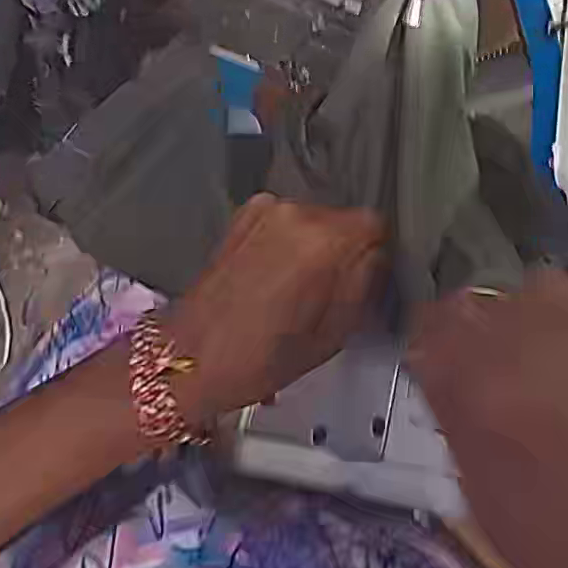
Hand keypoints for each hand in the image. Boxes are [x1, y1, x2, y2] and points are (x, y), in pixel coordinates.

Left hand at [166, 194, 383, 421]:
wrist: (189, 356)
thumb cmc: (256, 358)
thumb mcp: (331, 334)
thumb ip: (364, 284)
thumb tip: (377, 257)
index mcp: (322, 243)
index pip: (375, 223)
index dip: (378, 249)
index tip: (371, 270)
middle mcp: (295, 214)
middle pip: (345, 218)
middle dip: (346, 248)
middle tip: (333, 286)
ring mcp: (267, 209)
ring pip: (317, 217)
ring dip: (317, 242)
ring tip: (300, 283)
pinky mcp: (246, 212)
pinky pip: (289, 218)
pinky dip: (290, 237)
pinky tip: (277, 270)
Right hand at [409, 270, 567, 567]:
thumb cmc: (563, 534)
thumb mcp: (475, 478)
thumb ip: (452, 404)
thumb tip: (441, 371)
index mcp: (473, 381)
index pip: (430, 320)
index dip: (428, 332)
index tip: (433, 339)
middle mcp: (520, 346)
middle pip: (472, 301)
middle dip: (467, 326)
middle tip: (472, 354)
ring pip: (518, 289)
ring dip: (512, 316)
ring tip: (519, 350)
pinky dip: (556, 313)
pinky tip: (557, 345)